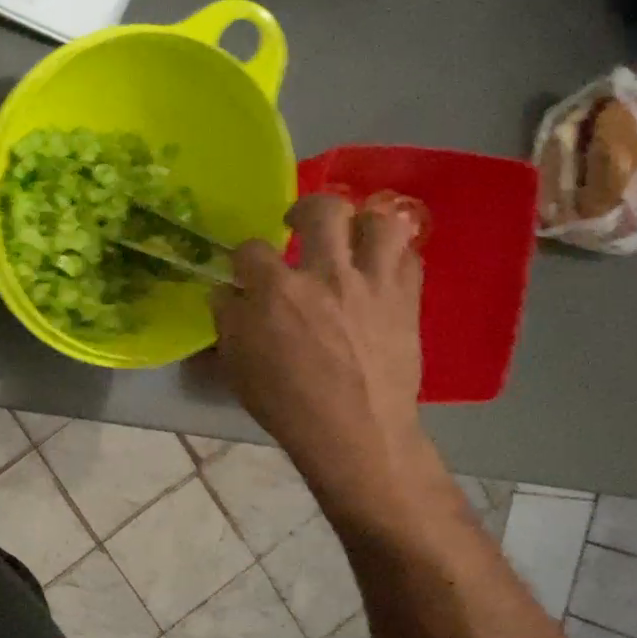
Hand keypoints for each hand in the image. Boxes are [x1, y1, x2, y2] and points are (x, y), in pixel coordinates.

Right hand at [209, 194, 443, 514]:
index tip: (242, 270)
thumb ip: (228, 319)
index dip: (242, 256)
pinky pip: (408, 255)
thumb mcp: (236, 363)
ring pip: (379, 220)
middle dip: (306, 209)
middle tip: (299, 224)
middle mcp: (327, 274)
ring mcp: (373, 282)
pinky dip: (392, 255)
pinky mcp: (407, 298)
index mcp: (276, 290)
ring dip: (361, 223)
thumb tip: (228, 293)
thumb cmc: (284, 400)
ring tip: (350, 238)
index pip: (250, 249)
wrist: (353, 428)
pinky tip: (378, 270)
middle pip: (323, 209)